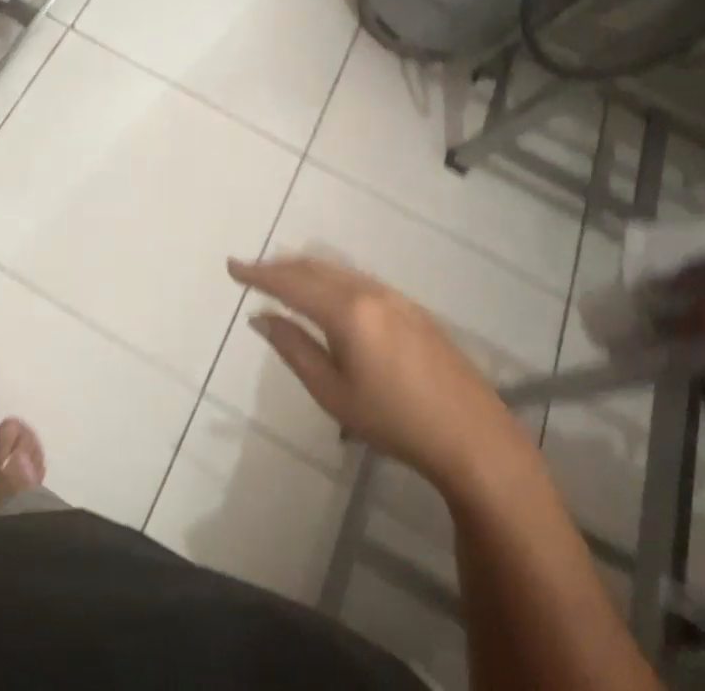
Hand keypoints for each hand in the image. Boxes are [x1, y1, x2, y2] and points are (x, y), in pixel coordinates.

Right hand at [227, 256, 529, 489]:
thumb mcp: (331, 391)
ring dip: (306, 270)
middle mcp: (372, 294)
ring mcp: (398, 300)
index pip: (291, 283)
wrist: (473, 439)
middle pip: (316, 268)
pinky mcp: (415, 312)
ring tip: (282, 279)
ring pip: (340, 271)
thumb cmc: (393, 421)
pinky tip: (326, 296)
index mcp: (348, 312)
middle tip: (251, 272)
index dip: (258, 274)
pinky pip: (360, 281)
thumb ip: (293, 348)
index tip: (231, 267)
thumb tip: (261, 317)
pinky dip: (331, 279)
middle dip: (280, 266)